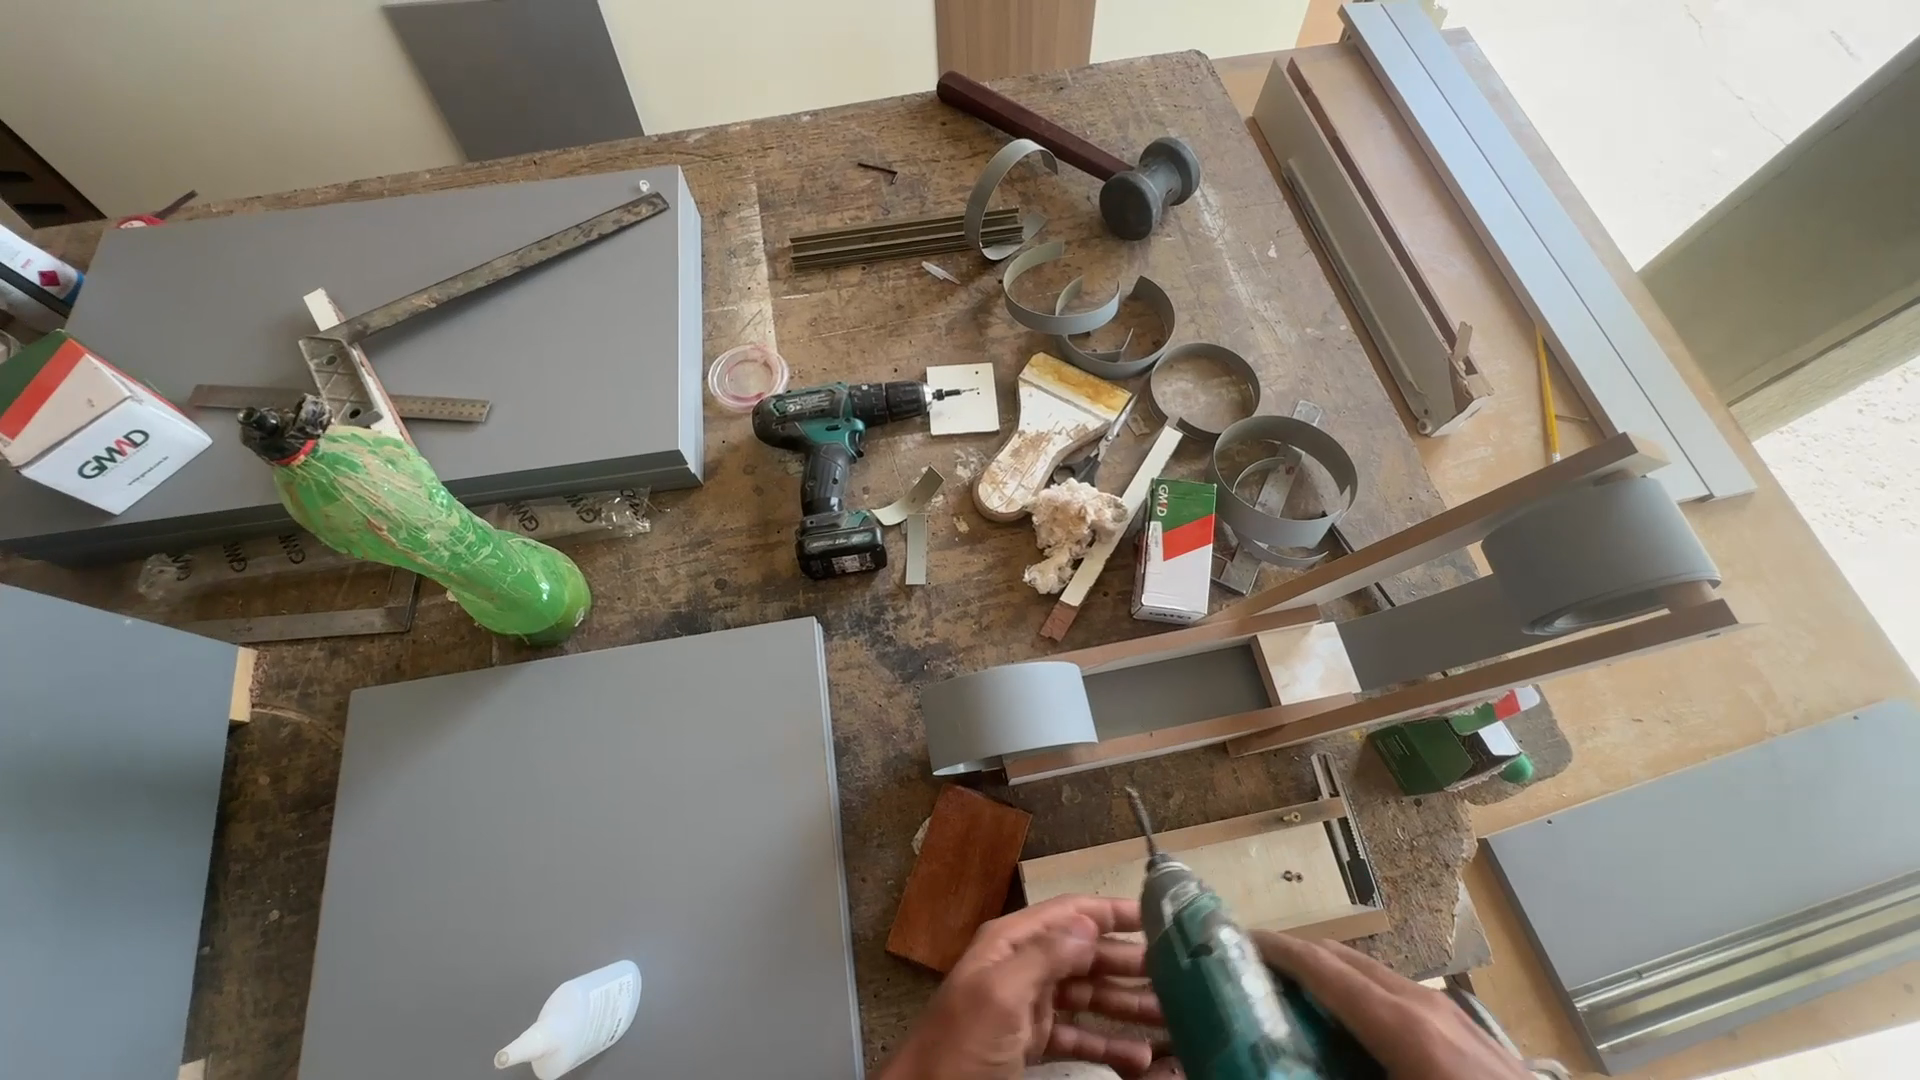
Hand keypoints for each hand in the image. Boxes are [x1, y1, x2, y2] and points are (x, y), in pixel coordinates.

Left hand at [880, 895, 1166, 1079]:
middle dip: (1128, 964)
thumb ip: (1044, 955)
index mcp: (1011, 942)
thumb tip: (1088, 924)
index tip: (1157, 918)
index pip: (1069, 913)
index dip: (1111, 912)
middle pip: (1084, 955)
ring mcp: (1027, 1005)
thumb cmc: (961, 1043)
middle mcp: (1022, 966)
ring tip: (1169, 1017)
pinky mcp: (1030, 1042)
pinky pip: (1077, 1036)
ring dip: (1126, 1005)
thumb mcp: (1001, 994)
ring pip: (1086, 996)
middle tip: (1176, 976)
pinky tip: (1138, 1058)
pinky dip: (1107, 1045)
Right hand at [1253, 932, 1532, 1079]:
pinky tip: (1354, 1025)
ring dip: (1327, 971)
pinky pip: (1397, 993)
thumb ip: (1332, 1074)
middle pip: (1342, 958)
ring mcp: (1449, 1014)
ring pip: (1372, 973)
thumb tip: (1277, 1069)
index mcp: (1400, 1026)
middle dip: (1293, 953)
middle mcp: (1421, 1005)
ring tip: (1293, 992)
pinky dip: (1359, 992)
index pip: (1321, 966)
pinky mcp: (1468, 1031)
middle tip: (1251, 966)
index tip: (1233, 939)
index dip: (1274, 948)